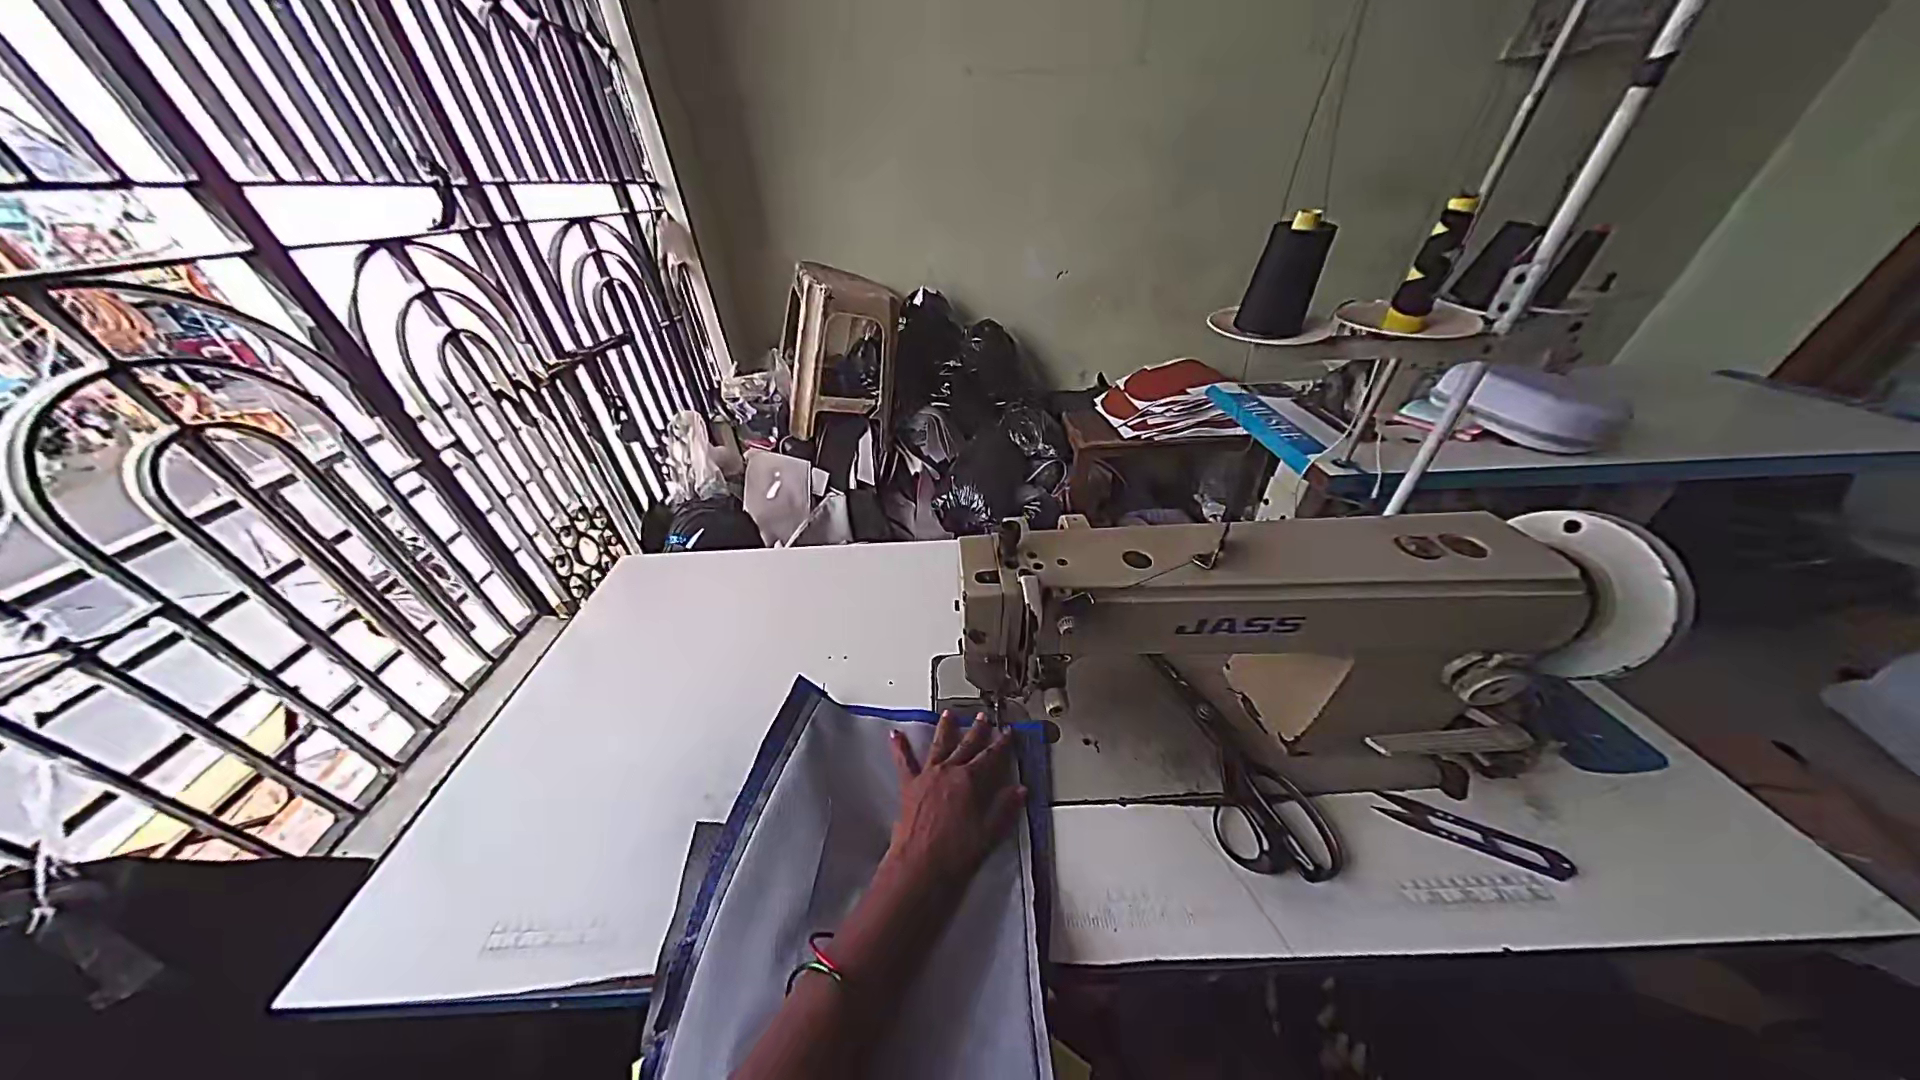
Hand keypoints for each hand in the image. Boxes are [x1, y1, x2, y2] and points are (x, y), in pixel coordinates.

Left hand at [886, 711, 1026, 887]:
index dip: (1002, 744)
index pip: (991, 757)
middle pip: (967, 745)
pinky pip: (904, 762)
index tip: (1008, 733)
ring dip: (945, 729)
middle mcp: (949, 772)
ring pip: (939, 745)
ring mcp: (927, 777)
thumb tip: (1019, 790)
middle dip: (977, 730)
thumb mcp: (989, 833)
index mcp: (970, 781)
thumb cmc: (955, 853)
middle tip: (982, 717)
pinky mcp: (909, 786)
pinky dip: (900, 747)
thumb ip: (1005, 808)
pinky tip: (896, 734)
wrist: (919, 867)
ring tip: (948, 714)